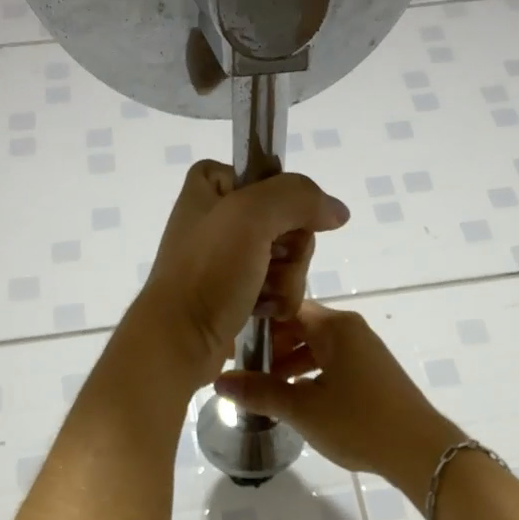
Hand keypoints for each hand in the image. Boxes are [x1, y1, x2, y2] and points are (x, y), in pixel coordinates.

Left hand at [129, 161, 349, 394]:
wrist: (180, 339)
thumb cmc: (208, 273)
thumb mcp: (252, 217)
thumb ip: (300, 199)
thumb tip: (338, 212)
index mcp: (212, 185)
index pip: (275, 180)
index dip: (284, 208)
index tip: (270, 229)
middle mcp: (220, 216)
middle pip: (290, 225)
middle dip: (289, 254)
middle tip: (266, 267)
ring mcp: (228, 258)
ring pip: (290, 260)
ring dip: (285, 282)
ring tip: (260, 297)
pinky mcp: (236, 292)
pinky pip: (279, 289)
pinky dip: (277, 302)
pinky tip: (260, 312)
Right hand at [213, 301, 464, 488]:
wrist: (418, 449)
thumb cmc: (358, 423)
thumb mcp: (302, 409)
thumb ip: (260, 392)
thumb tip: (219, 381)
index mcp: (334, 327)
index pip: (285, 309)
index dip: (255, 326)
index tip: (231, 349)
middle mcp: (351, 330)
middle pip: (301, 328)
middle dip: (271, 349)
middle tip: (242, 374)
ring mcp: (366, 352)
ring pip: (317, 349)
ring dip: (290, 366)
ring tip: (265, 392)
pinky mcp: (374, 375)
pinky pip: (333, 365)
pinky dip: (311, 376)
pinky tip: (298, 402)